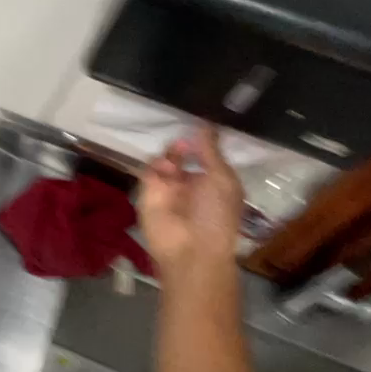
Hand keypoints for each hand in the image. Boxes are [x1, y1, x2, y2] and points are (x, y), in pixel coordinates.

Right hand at [136, 126, 244, 280]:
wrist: (190, 248)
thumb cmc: (216, 214)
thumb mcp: (221, 178)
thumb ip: (211, 150)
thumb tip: (205, 123)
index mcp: (214, 182)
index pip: (206, 155)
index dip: (203, 141)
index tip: (200, 123)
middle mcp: (191, 184)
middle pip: (183, 155)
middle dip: (184, 145)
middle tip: (185, 141)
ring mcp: (168, 189)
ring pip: (164, 161)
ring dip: (170, 155)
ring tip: (175, 159)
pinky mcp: (148, 194)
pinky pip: (149, 172)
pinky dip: (155, 166)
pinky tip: (165, 169)